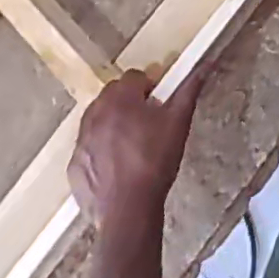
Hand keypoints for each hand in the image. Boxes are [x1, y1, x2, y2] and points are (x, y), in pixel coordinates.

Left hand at [70, 69, 207, 230]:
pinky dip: (99, 150)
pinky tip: (116, 167)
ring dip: (112, 123)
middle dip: (128, 101)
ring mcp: (81, 141)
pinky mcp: (74, 166)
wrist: (128, 212)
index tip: (158, 103)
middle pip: (112, 94)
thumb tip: (204, 65)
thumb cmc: (156, 162)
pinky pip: (88, 147)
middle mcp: (95, 114)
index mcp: (120, 99)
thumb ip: (188, 90)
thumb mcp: (178, 123)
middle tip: (146, 122)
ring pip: (97, 119)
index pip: (133, 77)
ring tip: (131, 144)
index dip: (148, 86)